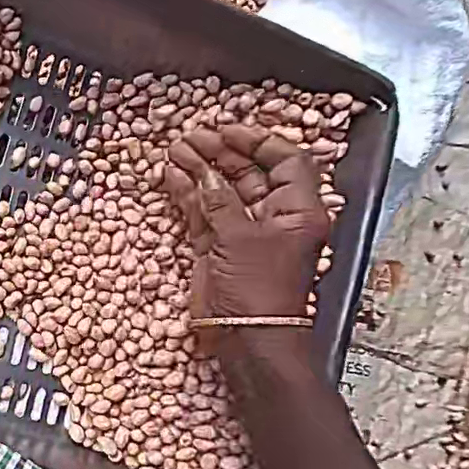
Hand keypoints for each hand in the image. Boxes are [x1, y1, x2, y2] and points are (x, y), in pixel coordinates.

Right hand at [163, 125, 330, 323]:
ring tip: (175, 151)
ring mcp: (243, 232)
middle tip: (191, 138)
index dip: (257, 141)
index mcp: (297, 211)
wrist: (246, 339)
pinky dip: (187, 196)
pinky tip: (171, 176)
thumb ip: (219, 201)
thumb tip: (200, 173)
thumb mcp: (241, 238)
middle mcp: (273, 217)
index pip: (285, 161)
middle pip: (248, 173)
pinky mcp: (219, 247)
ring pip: (221, 191)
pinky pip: (203, 213)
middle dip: (219, 153)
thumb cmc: (257, 289)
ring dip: (199, 171)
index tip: (226, 129)